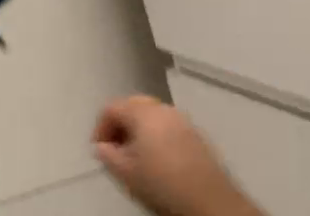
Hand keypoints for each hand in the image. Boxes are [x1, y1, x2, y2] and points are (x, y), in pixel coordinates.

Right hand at [94, 96, 261, 215]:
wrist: (211, 203)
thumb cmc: (162, 185)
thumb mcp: (126, 174)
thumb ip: (108, 156)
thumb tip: (101, 146)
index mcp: (143, 112)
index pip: (111, 107)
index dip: (100, 127)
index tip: (98, 149)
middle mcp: (162, 108)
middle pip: (132, 106)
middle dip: (120, 125)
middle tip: (114, 148)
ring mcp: (182, 119)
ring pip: (152, 115)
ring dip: (138, 129)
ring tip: (135, 155)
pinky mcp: (196, 134)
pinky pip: (168, 125)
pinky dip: (157, 135)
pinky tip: (158, 158)